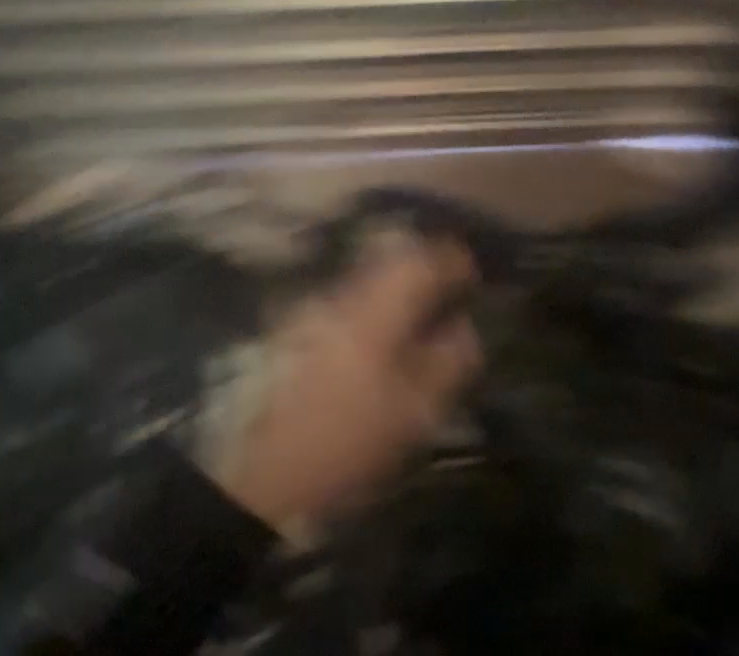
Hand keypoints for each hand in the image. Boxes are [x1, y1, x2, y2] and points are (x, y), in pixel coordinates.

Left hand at [208, 235, 481, 533]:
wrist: (265, 478)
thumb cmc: (349, 442)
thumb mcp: (414, 411)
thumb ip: (447, 361)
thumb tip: (466, 326)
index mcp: (375, 313)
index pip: (419, 263)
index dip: (451, 260)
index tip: (472, 269)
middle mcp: (340, 300)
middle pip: (387, 262)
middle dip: (421, 267)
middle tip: (447, 284)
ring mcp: (311, 314)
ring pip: (364, 281)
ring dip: (395, 286)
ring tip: (418, 310)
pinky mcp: (293, 334)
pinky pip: (345, 301)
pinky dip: (371, 306)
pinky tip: (379, 336)